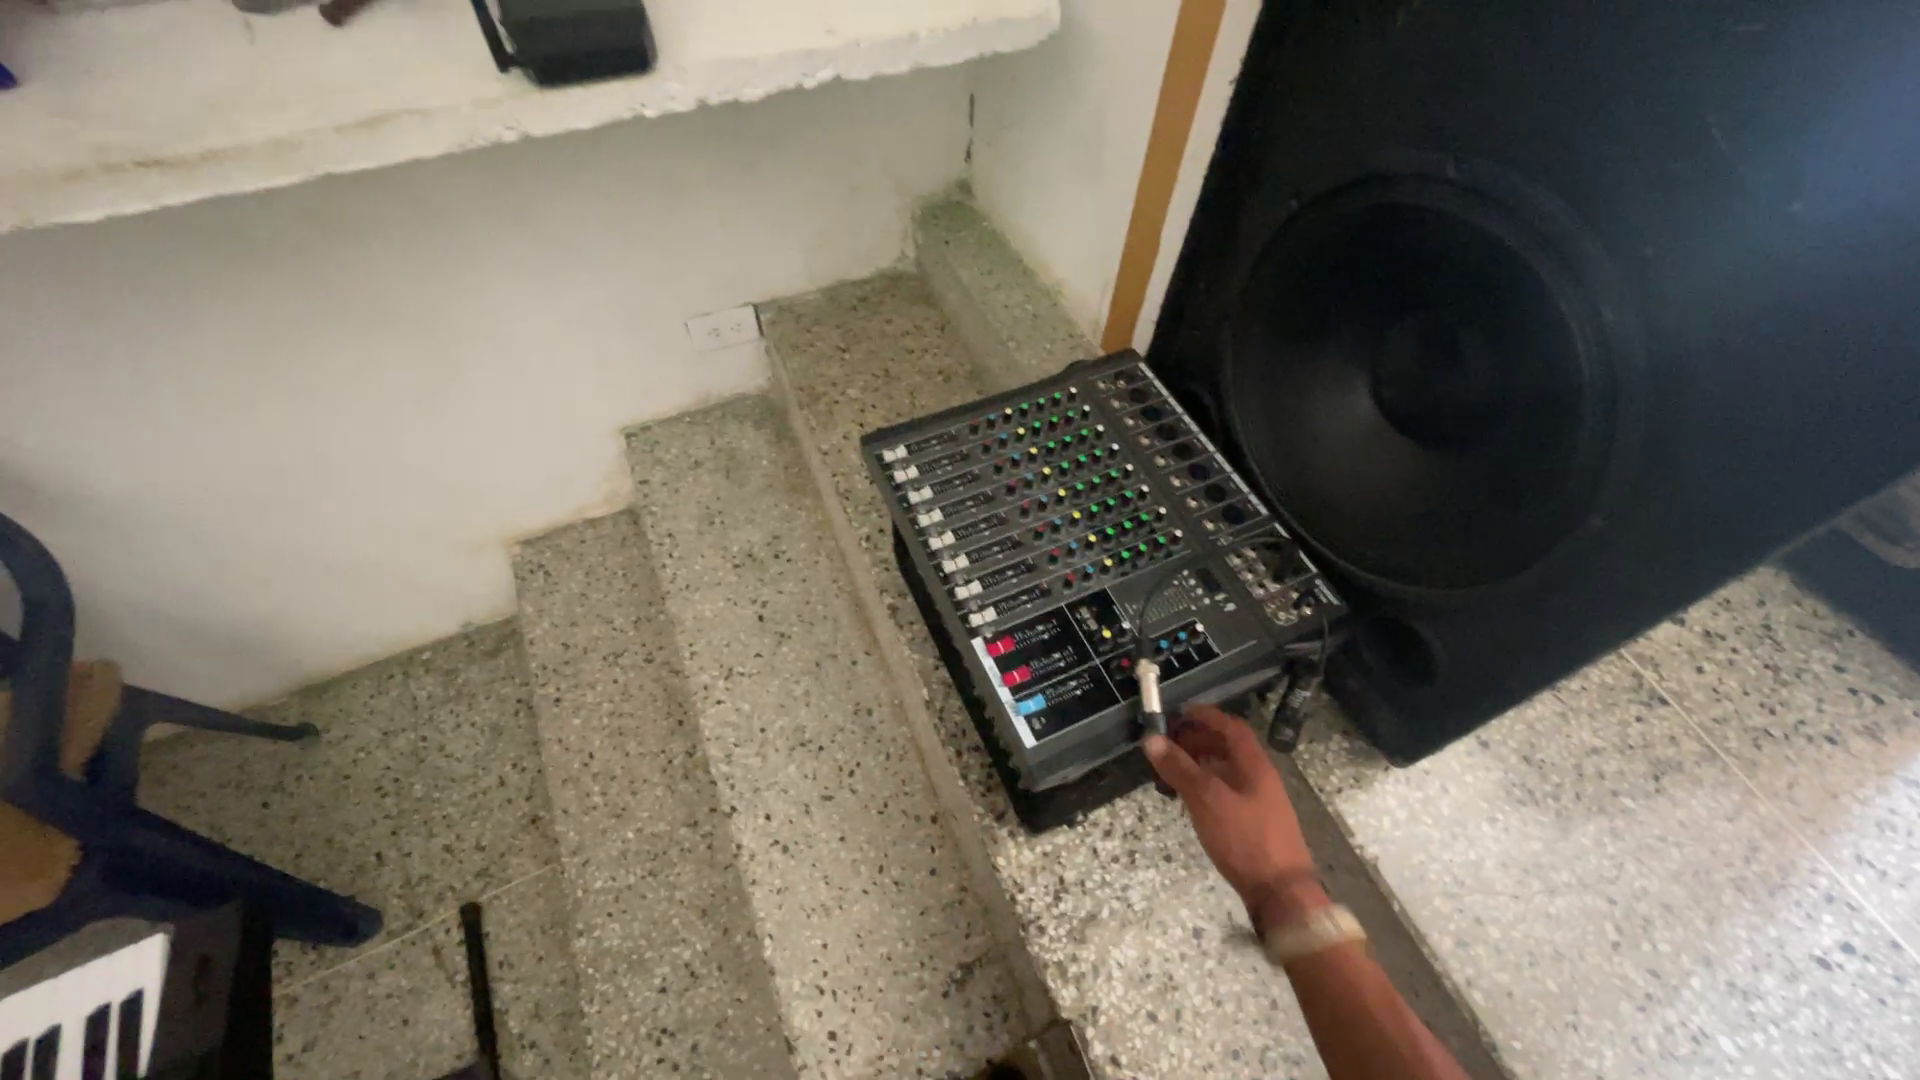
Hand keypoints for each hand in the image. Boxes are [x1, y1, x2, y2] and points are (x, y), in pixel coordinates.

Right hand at [1143, 704, 1327, 933]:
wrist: (1281, 894)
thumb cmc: (1246, 839)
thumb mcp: (1207, 800)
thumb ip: (1180, 769)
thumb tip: (1152, 739)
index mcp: (1255, 765)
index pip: (1230, 727)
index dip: (1205, 716)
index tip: (1178, 713)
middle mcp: (1259, 777)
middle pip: (1227, 747)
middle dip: (1196, 740)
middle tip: (1167, 744)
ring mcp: (1258, 801)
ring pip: (1225, 770)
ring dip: (1198, 764)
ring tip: (1170, 772)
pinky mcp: (1253, 823)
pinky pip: (1225, 791)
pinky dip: (1204, 786)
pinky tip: (1188, 800)